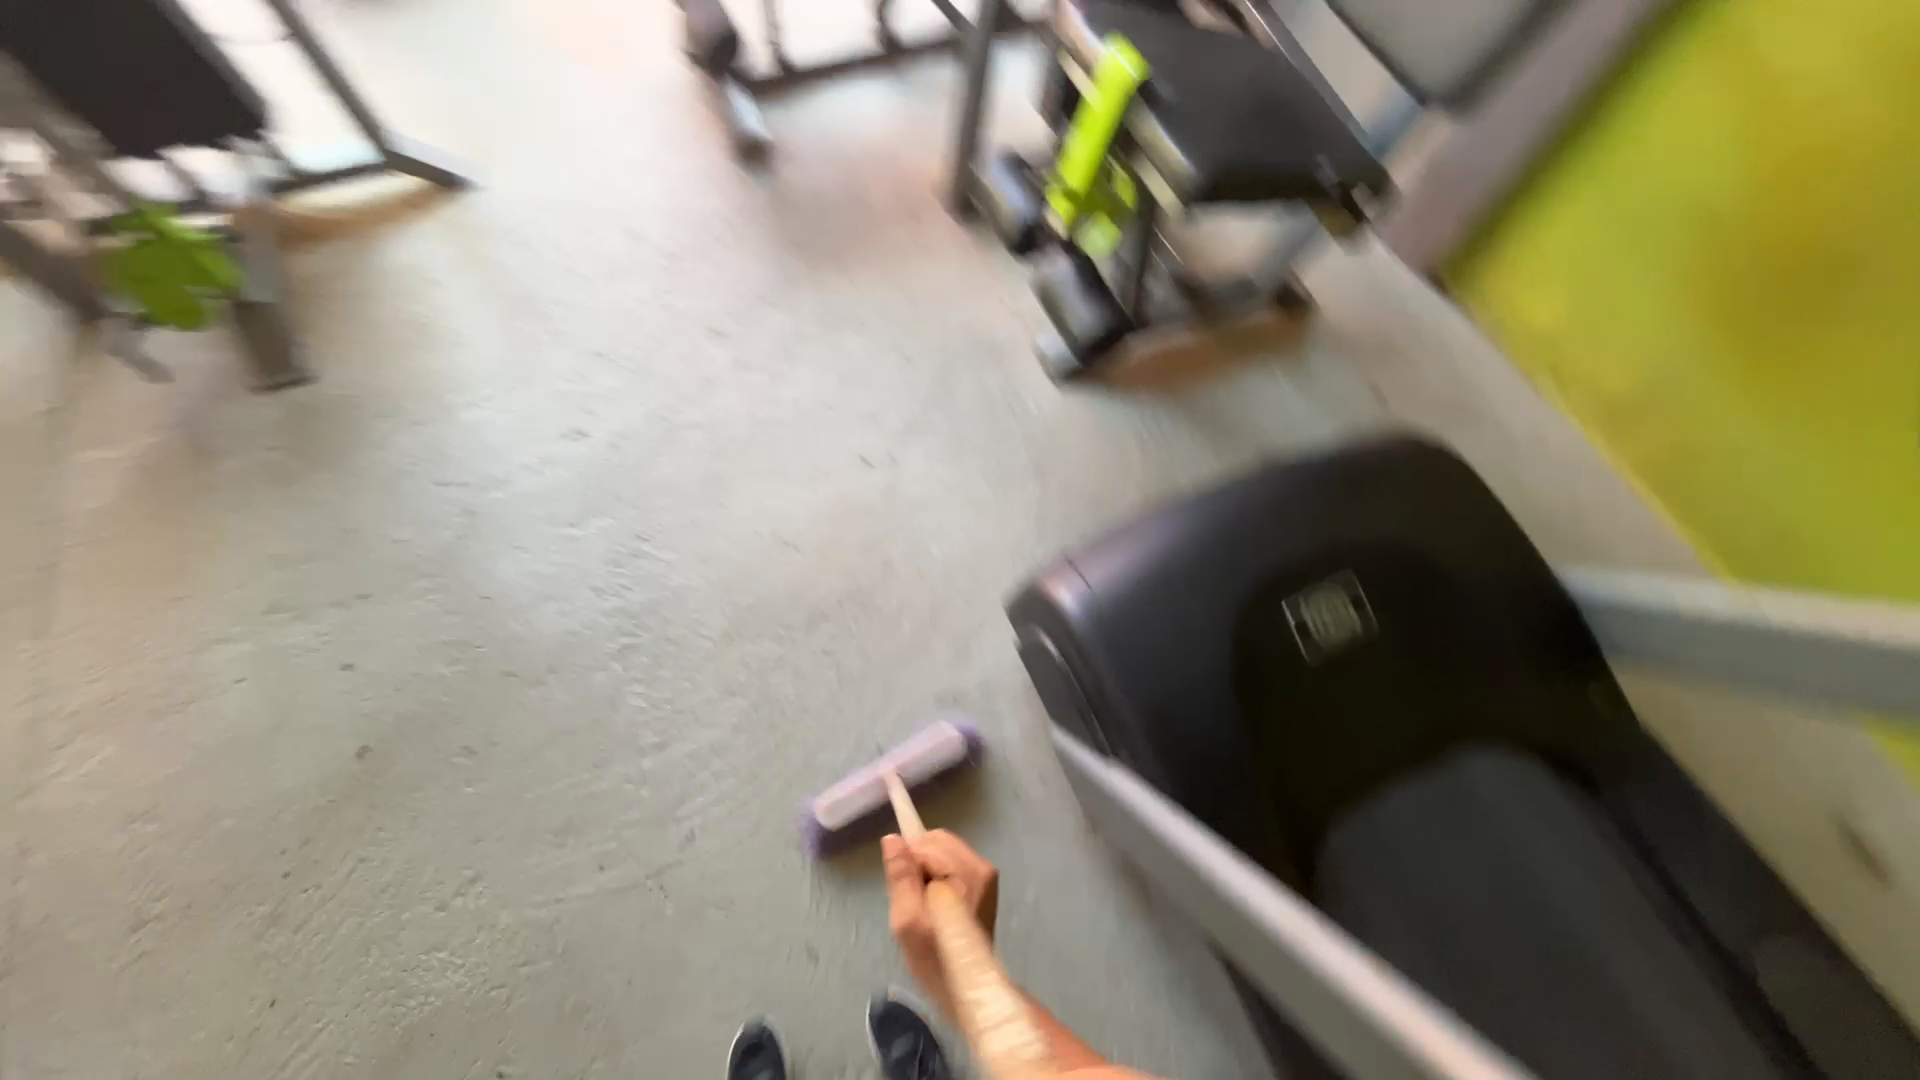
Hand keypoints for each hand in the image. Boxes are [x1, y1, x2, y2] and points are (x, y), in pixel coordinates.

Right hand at [882, 829, 999, 1016]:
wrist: (966, 989)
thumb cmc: (933, 960)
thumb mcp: (907, 920)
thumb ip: (901, 876)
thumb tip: (893, 838)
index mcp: (968, 872)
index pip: (926, 842)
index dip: (908, 863)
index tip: (903, 892)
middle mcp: (982, 865)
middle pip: (936, 842)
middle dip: (917, 864)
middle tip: (911, 900)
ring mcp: (985, 873)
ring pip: (942, 850)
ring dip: (926, 870)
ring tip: (922, 905)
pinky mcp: (984, 882)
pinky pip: (951, 862)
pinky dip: (936, 876)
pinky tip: (934, 905)